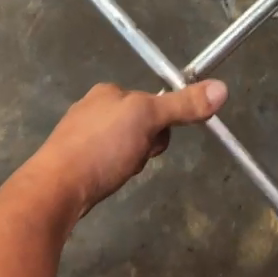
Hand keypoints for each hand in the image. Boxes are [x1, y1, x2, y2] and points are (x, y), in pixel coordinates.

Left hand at [20, 81, 227, 217]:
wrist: (56, 188)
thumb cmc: (101, 147)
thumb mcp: (147, 120)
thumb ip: (182, 105)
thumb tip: (221, 88)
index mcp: (108, 91)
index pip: (151, 103)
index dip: (159, 126)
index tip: (150, 141)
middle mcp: (91, 107)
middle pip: (139, 126)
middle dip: (144, 146)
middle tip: (131, 159)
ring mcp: (78, 135)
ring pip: (124, 147)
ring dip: (128, 162)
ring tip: (116, 174)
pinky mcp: (71, 161)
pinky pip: (105, 163)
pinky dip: (110, 174)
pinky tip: (103, 183)